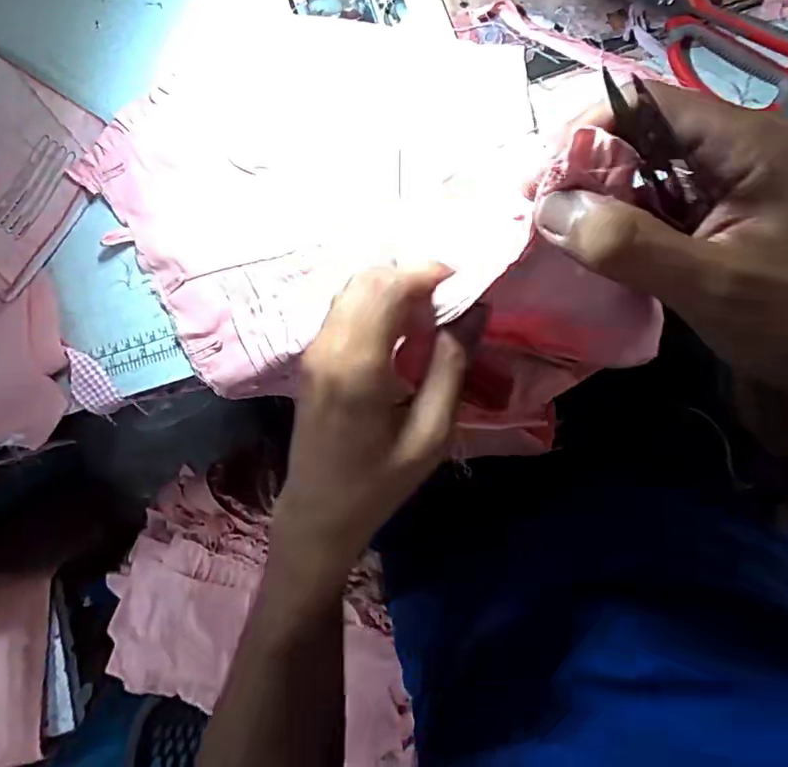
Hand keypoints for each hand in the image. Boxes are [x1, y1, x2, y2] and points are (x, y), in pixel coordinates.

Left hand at [274, 264, 478, 574]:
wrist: (317, 513)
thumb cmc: (380, 481)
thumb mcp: (431, 432)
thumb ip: (451, 365)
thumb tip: (475, 311)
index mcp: (358, 365)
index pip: (389, 287)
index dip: (428, 273)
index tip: (463, 284)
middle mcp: (329, 345)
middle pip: (370, 278)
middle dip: (413, 276)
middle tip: (449, 301)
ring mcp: (315, 347)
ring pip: (355, 286)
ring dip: (395, 287)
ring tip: (428, 316)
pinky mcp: (312, 354)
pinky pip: (346, 306)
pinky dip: (377, 301)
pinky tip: (401, 329)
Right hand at [534, 82, 787, 405]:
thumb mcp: (714, 287)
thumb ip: (628, 245)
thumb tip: (549, 209)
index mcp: (749, 141)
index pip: (647, 102)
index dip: (585, 130)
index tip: (540, 181)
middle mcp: (746, 147)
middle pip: (648, 133)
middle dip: (591, 168)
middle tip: (543, 214)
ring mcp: (745, 182)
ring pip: (657, 171)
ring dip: (610, 199)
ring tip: (563, 234)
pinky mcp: (742, 216)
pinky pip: (675, 204)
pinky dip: (637, 223)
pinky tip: (610, 252)